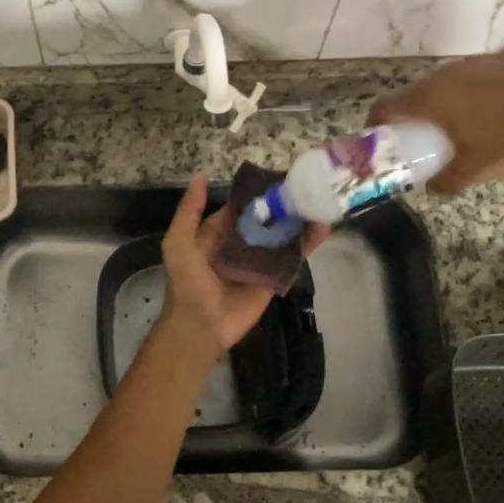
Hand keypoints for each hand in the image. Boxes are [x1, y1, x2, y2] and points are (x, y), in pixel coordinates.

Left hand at [156, 175, 328, 356]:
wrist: (201, 327)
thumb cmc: (188, 283)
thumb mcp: (179, 243)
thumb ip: (189, 212)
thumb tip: (200, 176)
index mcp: (217, 233)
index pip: (240, 207)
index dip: (257, 193)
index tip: (279, 175)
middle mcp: (240, 244)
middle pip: (265, 219)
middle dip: (283, 204)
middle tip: (309, 185)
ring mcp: (259, 261)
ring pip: (282, 236)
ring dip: (300, 220)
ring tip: (321, 200)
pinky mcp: (274, 278)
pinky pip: (292, 258)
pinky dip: (307, 244)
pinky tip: (324, 227)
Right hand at [366, 48, 503, 193]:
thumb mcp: (475, 171)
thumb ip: (446, 181)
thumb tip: (434, 186)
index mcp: (433, 98)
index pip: (386, 106)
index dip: (376, 124)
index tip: (379, 138)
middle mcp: (451, 72)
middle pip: (419, 91)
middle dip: (416, 114)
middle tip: (425, 136)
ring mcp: (484, 60)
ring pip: (453, 80)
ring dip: (451, 100)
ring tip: (468, 123)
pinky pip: (486, 73)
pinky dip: (484, 90)